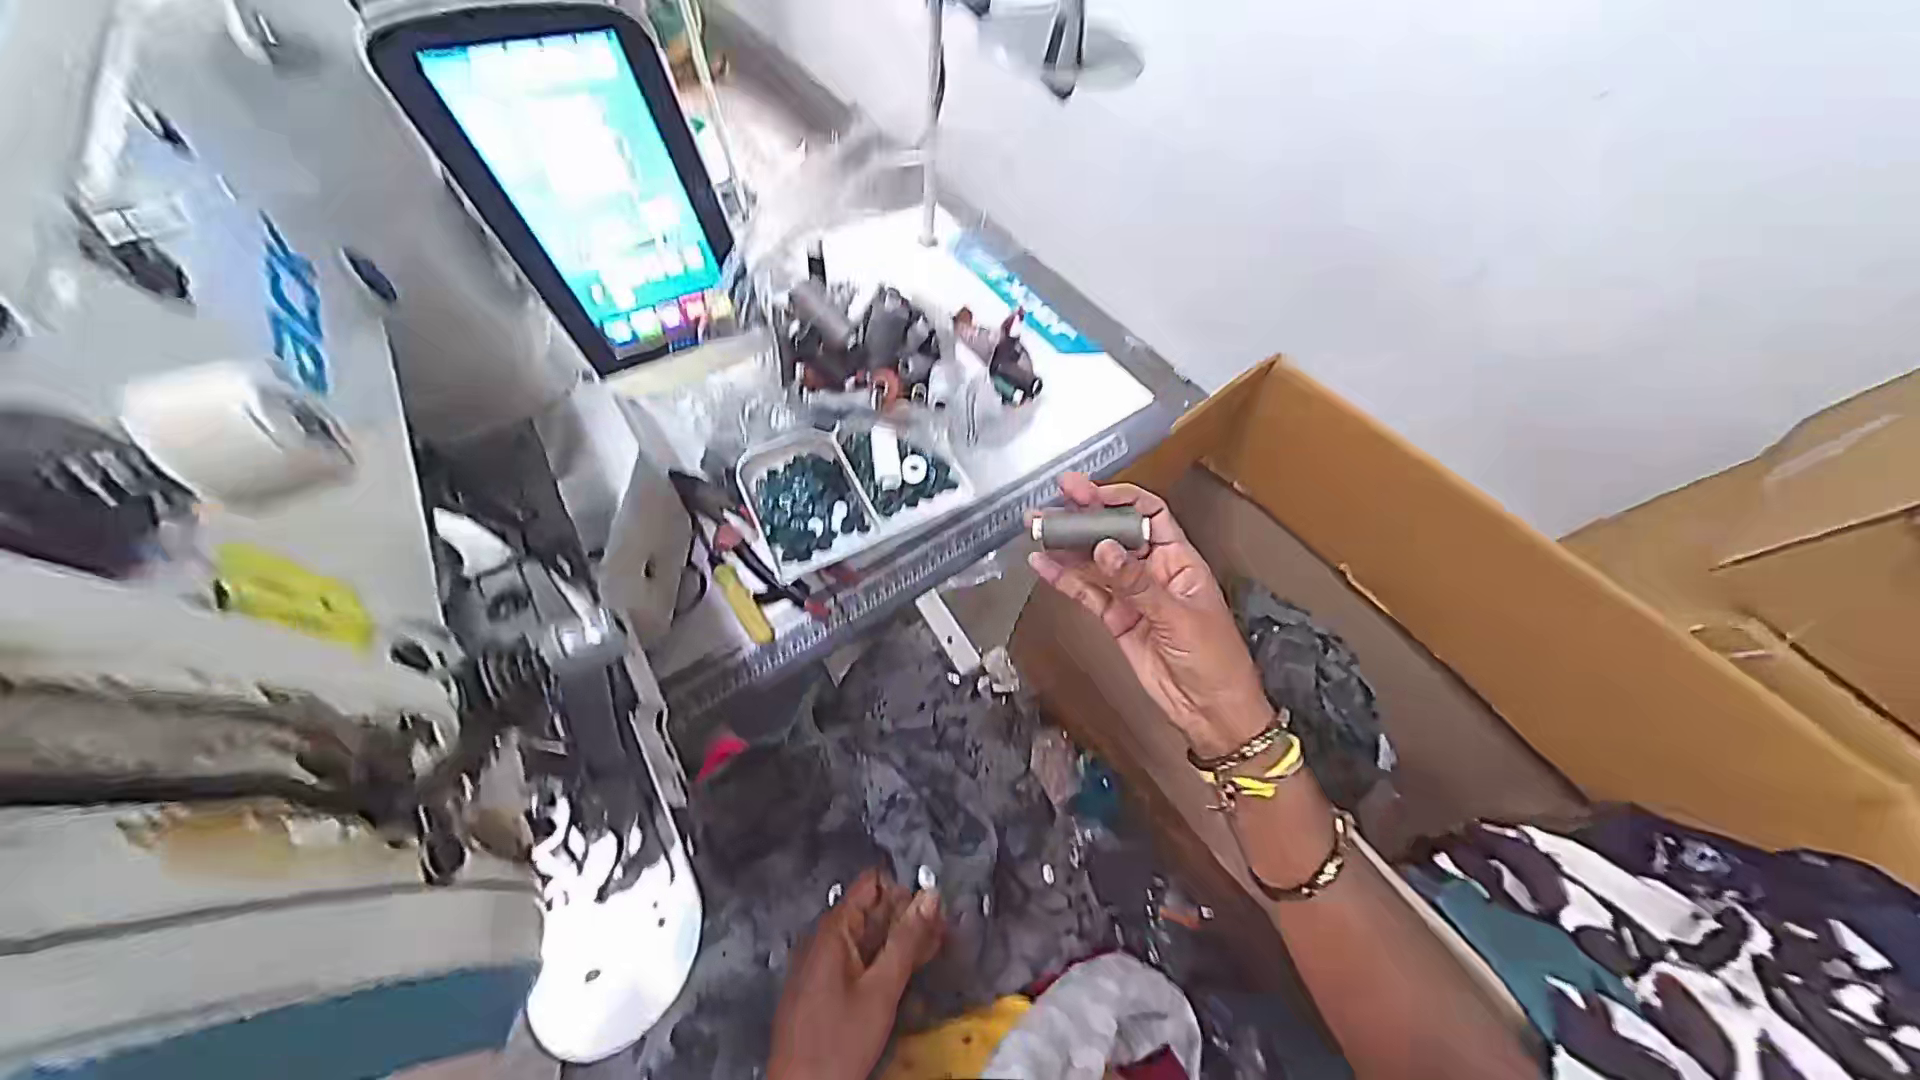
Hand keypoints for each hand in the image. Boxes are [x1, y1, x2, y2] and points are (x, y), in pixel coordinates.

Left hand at [767, 868, 944, 1079]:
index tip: (932, 902)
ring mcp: (823, 962)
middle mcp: (825, 937)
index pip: (871, 885)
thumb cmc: (838, 1042)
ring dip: (901, 938)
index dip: (903, 888)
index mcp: (833, 929)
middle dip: (908, 915)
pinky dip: (884, 959)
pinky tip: (909, 966)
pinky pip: (859, 959)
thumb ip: (907, 940)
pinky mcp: (825, 986)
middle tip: (942, 926)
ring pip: (868, 937)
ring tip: (935, 944)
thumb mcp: (881, 990)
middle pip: (872, 911)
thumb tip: (931, 896)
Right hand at [1028, 473, 1271, 756]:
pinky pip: (1086, 593)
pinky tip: (1044, 565)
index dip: (1120, 499)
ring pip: (1094, 562)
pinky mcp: (1115, 619)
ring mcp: (1131, 595)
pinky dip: (1064, 579)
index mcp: (1179, 560)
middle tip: (1056, 500)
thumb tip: (1106, 550)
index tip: (1091, 492)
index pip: (1148, 515)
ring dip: (1067, 546)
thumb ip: (1137, 584)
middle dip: (1085, 516)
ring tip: (1038, 529)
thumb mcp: (1179, 617)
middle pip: (1114, 534)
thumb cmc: (1215, 660)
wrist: (1210, 710)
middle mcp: (1153, 571)